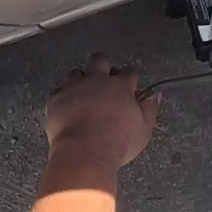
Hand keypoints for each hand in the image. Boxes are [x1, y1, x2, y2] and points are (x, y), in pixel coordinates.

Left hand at [45, 53, 161, 168]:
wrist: (84, 151)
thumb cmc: (118, 142)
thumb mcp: (143, 129)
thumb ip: (149, 109)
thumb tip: (155, 95)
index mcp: (120, 86)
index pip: (129, 72)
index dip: (130, 79)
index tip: (130, 87)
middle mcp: (96, 80)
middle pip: (100, 60)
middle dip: (103, 66)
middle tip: (104, 81)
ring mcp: (74, 87)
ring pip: (76, 73)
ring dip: (80, 81)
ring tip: (82, 95)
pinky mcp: (56, 98)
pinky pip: (58, 91)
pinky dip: (63, 97)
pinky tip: (66, 108)